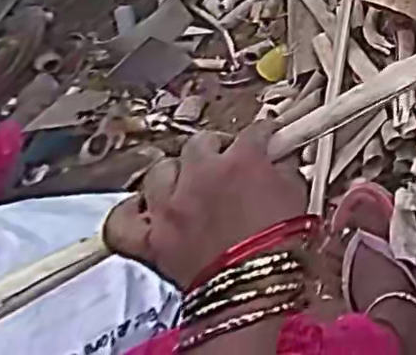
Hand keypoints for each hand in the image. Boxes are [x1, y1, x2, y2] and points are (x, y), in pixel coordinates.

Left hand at [105, 122, 307, 287]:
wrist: (251, 284)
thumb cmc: (278, 238)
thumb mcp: (294, 188)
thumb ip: (283, 164)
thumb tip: (279, 157)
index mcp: (242, 159)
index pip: (254, 130)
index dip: (264, 133)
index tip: (267, 139)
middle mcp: (201, 175)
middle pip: (201, 143)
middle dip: (216, 147)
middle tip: (227, 158)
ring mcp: (170, 207)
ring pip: (160, 171)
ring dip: (176, 173)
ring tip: (189, 181)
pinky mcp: (149, 239)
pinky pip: (120, 219)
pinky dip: (130, 212)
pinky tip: (146, 209)